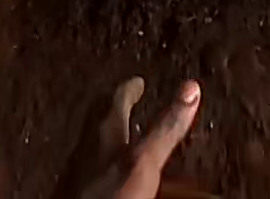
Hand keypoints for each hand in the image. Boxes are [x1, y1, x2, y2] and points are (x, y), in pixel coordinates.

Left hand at [53, 77, 202, 198]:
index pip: (117, 98)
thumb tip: (190, 89)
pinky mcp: (80, 196)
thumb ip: (166, 126)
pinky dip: (106, 169)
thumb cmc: (105, 196)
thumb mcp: (144, 159)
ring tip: (124, 142)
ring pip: (96, 147)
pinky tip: (114, 182)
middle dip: (116, 110)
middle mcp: (89, 148)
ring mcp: (80, 175)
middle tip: (127, 102)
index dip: (130, 88)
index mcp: (105, 130)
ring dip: (111, 140)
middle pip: (102, 120)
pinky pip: (93, 174)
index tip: (137, 82)